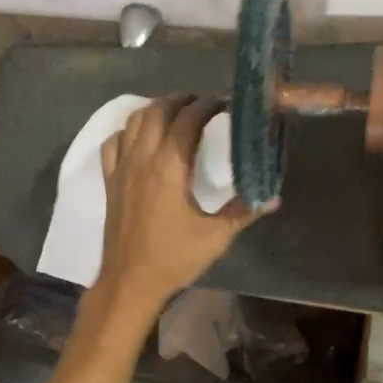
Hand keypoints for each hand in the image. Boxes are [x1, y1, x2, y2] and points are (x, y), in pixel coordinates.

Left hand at [96, 95, 270, 311]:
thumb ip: (242, 211)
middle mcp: (142, 158)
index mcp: (169, 166)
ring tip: (173, 114)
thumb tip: (272, 198)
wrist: (130, 282)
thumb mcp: (215, 237)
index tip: (225, 104)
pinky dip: (127, 131)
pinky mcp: (110, 182)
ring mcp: (122, 168)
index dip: (207, 106)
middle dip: (181, 101)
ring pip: (133, 120)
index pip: (188, 119)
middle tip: (201, 104)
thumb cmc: (173, 260)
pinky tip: (138, 139)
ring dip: (155, 109)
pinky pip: (113, 143)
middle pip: (159, 111)